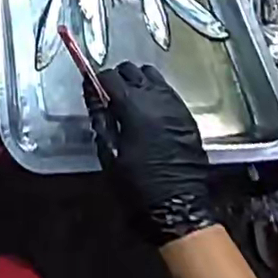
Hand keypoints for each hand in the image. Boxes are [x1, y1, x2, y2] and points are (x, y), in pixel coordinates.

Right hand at [85, 61, 215, 244]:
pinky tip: (150, 111)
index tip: (93, 91)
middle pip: (131, 69)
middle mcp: (154, 95)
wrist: (178, 208)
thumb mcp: (109, 153)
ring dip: (138, 82)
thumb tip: (91, 91)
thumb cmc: (137, 185)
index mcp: (132, 105)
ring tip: (131, 102)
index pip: (110, 76)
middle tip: (110, 97)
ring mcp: (173, 102)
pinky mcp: (186, 112)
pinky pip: (167, 89)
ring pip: (151, 75)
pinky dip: (154, 92)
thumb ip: (99, 118)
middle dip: (118, 78)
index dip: (98, 81)